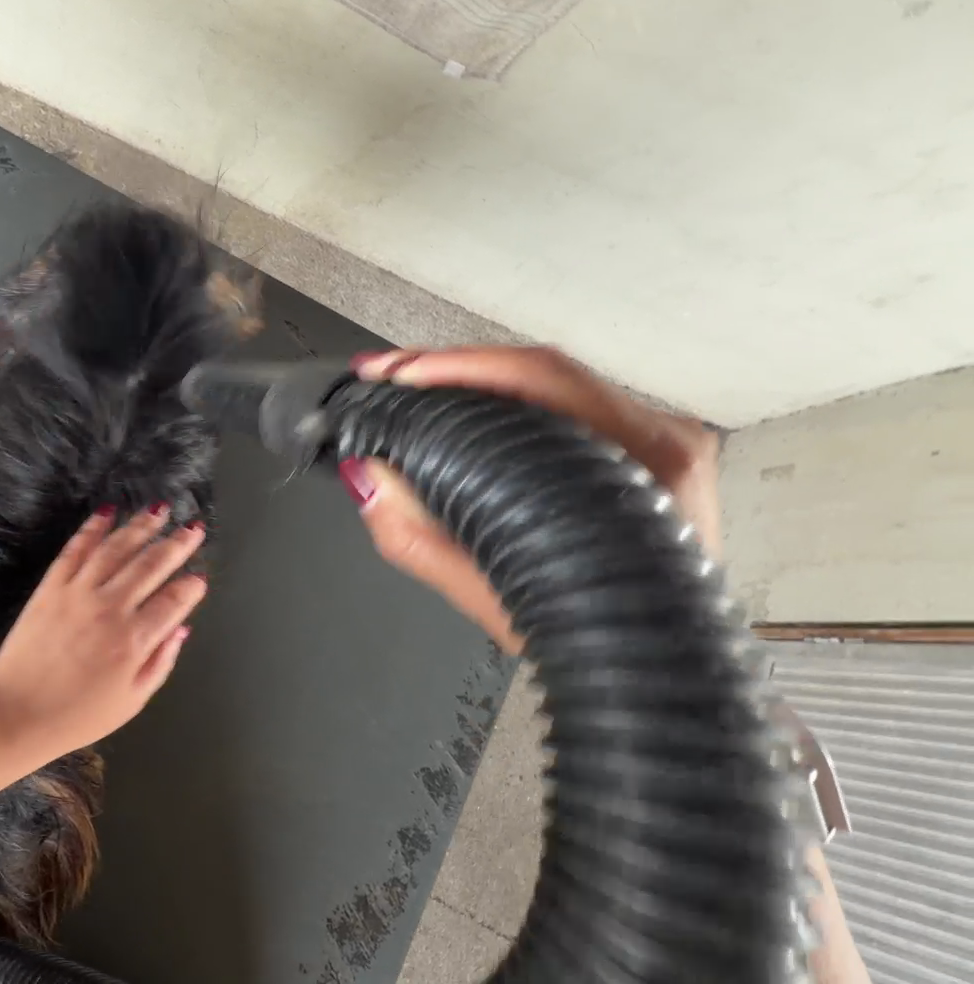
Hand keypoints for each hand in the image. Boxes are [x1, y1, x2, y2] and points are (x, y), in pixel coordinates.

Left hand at [0, 507, 207, 757]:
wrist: (15, 712)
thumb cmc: (76, 716)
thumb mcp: (131, 701)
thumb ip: (160, 662)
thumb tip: (181, 629)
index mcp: (134, 640)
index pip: (173, 602)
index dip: (190, 587)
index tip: (200, 577)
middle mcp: (110, 608)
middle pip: (150, 566)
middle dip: (176, 545)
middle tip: (193, 528)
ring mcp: (78, 592)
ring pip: (115, 549)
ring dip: (140, 527)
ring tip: (158, 510)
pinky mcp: (51, 586)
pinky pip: (76, 550)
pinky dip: (93, 528)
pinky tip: (107, 513)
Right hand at [340, 346, 720, 654]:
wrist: (658, 659)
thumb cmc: (596, 631)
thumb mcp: (496, 601)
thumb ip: (421, 543)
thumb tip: (366, 479)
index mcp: (641, 469)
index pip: (541, 381)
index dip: (454, 368)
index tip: (392, 376)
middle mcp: (660, 441)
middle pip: (542, 370)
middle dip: (448, 367)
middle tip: (384, 375)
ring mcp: (658, 436)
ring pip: (550, 379)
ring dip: (471, 379)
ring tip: (407, 385)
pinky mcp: (643, 440)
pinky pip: (560, 397)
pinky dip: (499, 395)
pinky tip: (456, 401)